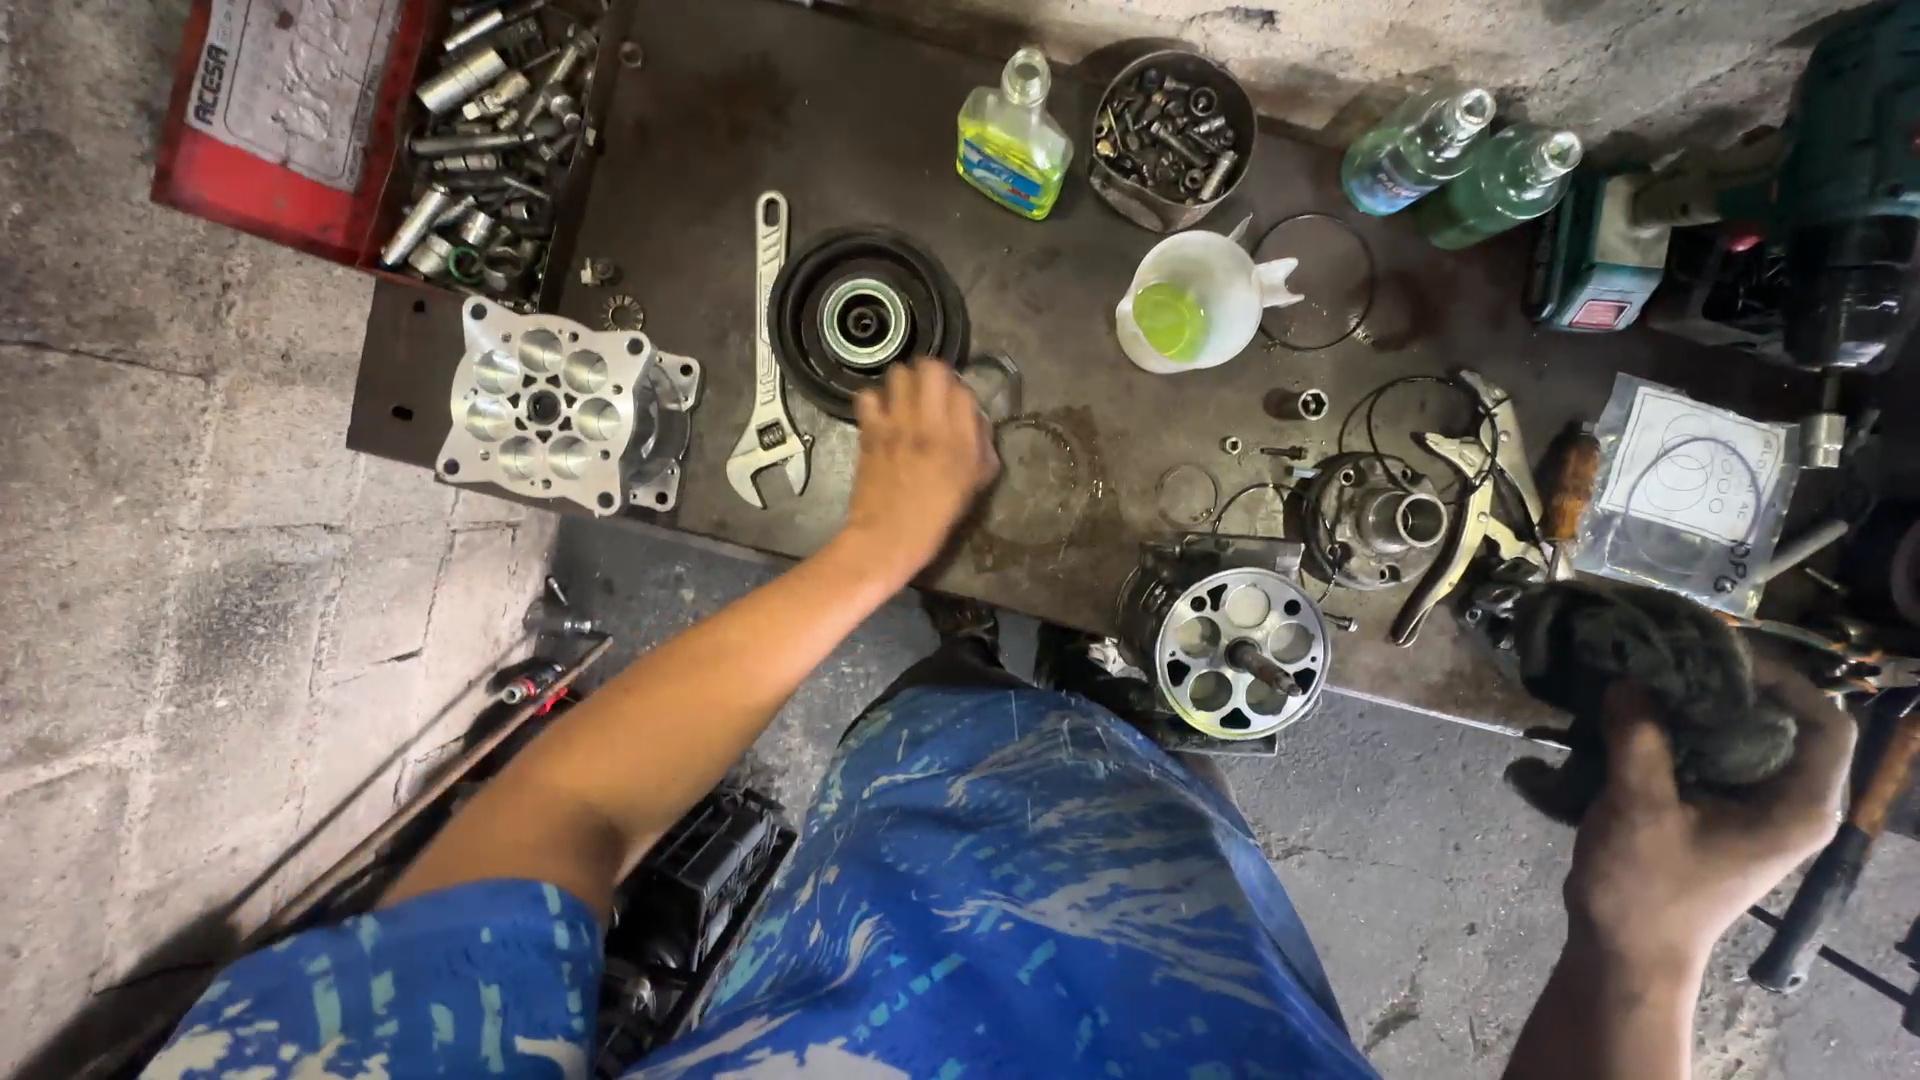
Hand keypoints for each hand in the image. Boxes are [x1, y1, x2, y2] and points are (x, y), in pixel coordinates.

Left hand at [840, 359, 999, 575]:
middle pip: (932, 368)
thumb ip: (981, 447)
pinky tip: (881, 416)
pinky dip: (875, 401)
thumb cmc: (935, 517)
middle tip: (930, 393)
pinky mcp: (869, 431)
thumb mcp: (974, 485)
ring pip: (899, 374)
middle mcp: (929, 424)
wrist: (888, 537)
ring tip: (905, 401)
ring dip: (904, 384)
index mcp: (960, 440)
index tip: (955, 407)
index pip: (964, 389)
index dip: (960, 394)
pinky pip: (868, 396)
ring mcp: (895, 424)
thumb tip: (976, 421)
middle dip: (933, 376)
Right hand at [1563, 661, 1853, 976]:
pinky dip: (1666, 731)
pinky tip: (1623, 718)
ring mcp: (1742, 809)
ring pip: (1731, 738)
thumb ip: (1639, 738)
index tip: (1717, 653)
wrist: (1626, 944)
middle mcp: (1781, 803)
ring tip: (1638, 680)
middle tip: (1665, 657)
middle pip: (1776, 724)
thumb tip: (1629, 680)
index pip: (1825, 725)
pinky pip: (1697, 755)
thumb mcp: (1639, 805)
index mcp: (1795, 807)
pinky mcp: (1704, 811)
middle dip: (1722, 686)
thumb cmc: (1649, 883)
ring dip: (1687, 707)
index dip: (1783, 681)